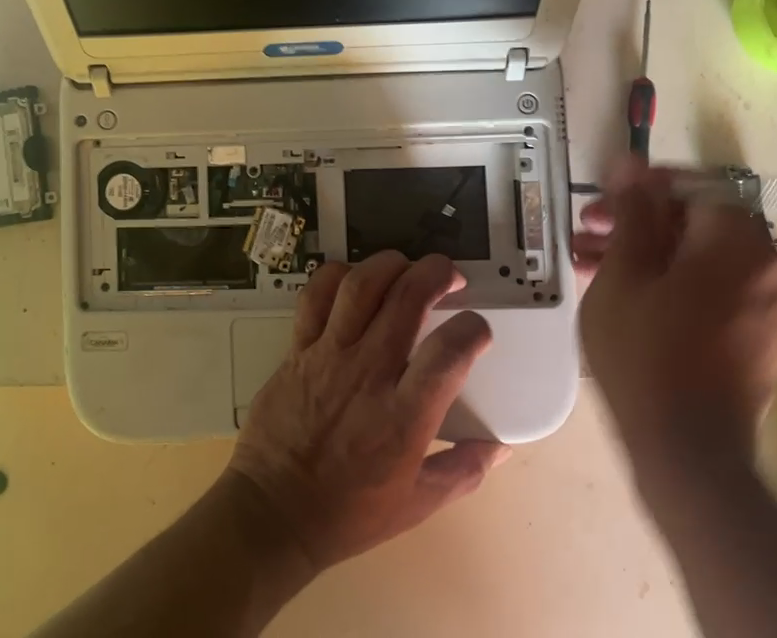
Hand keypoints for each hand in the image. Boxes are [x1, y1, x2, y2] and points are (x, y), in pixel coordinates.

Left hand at [225, 251, 509, 571]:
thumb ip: (465, 471)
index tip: (478, 331)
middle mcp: (368, 375)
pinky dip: (336, 276)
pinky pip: (314, 297)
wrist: (274, 512)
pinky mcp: (296, 350)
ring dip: (389, 264)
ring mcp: (328, 357)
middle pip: (407, 300)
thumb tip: (502, 447)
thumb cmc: (348, 513)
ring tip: (405, 266)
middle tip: (449, 275)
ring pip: (361, 286)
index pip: (450, 353)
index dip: (474, 330)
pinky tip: (353, 278)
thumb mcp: (418, 503)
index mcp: (404, 417)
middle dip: (436, 274)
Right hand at [577, 160, 776, 469]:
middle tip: (589, 236)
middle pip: (700, 222)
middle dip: (641, 223)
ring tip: (596, 268)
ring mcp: (775, 306)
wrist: (687, 450)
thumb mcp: (624, 274)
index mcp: (741, 243)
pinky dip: (678, 283)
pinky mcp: (766, 337)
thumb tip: (631, 162)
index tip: (602, 203)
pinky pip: (720, 289)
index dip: (643, 187)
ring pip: (706, 258)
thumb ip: (631, 212)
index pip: (694, 187)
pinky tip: (631, 298)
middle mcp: (773, 267)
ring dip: (653, 254)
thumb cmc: (645, 354)